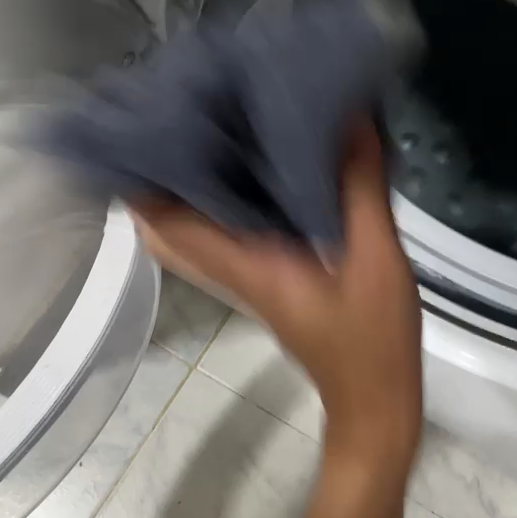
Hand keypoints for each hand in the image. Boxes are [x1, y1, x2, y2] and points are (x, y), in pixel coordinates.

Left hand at [133, 124, 423, 466]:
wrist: (375, 403)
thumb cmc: (372, 340)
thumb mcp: (376, 259)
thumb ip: (360, 189)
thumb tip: (347, 116)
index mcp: (246, 264)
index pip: (165, 224)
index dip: (140, 179)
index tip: (142, 121)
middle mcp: (236, 269)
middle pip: (169, 226)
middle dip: (162, 173)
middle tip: (177, 114)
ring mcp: (252, 276)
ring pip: (199, 228)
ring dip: (196, 183)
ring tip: (214, 125)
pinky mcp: (273, 277)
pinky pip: (234, 231)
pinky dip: (234, 197)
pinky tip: (265, 162)